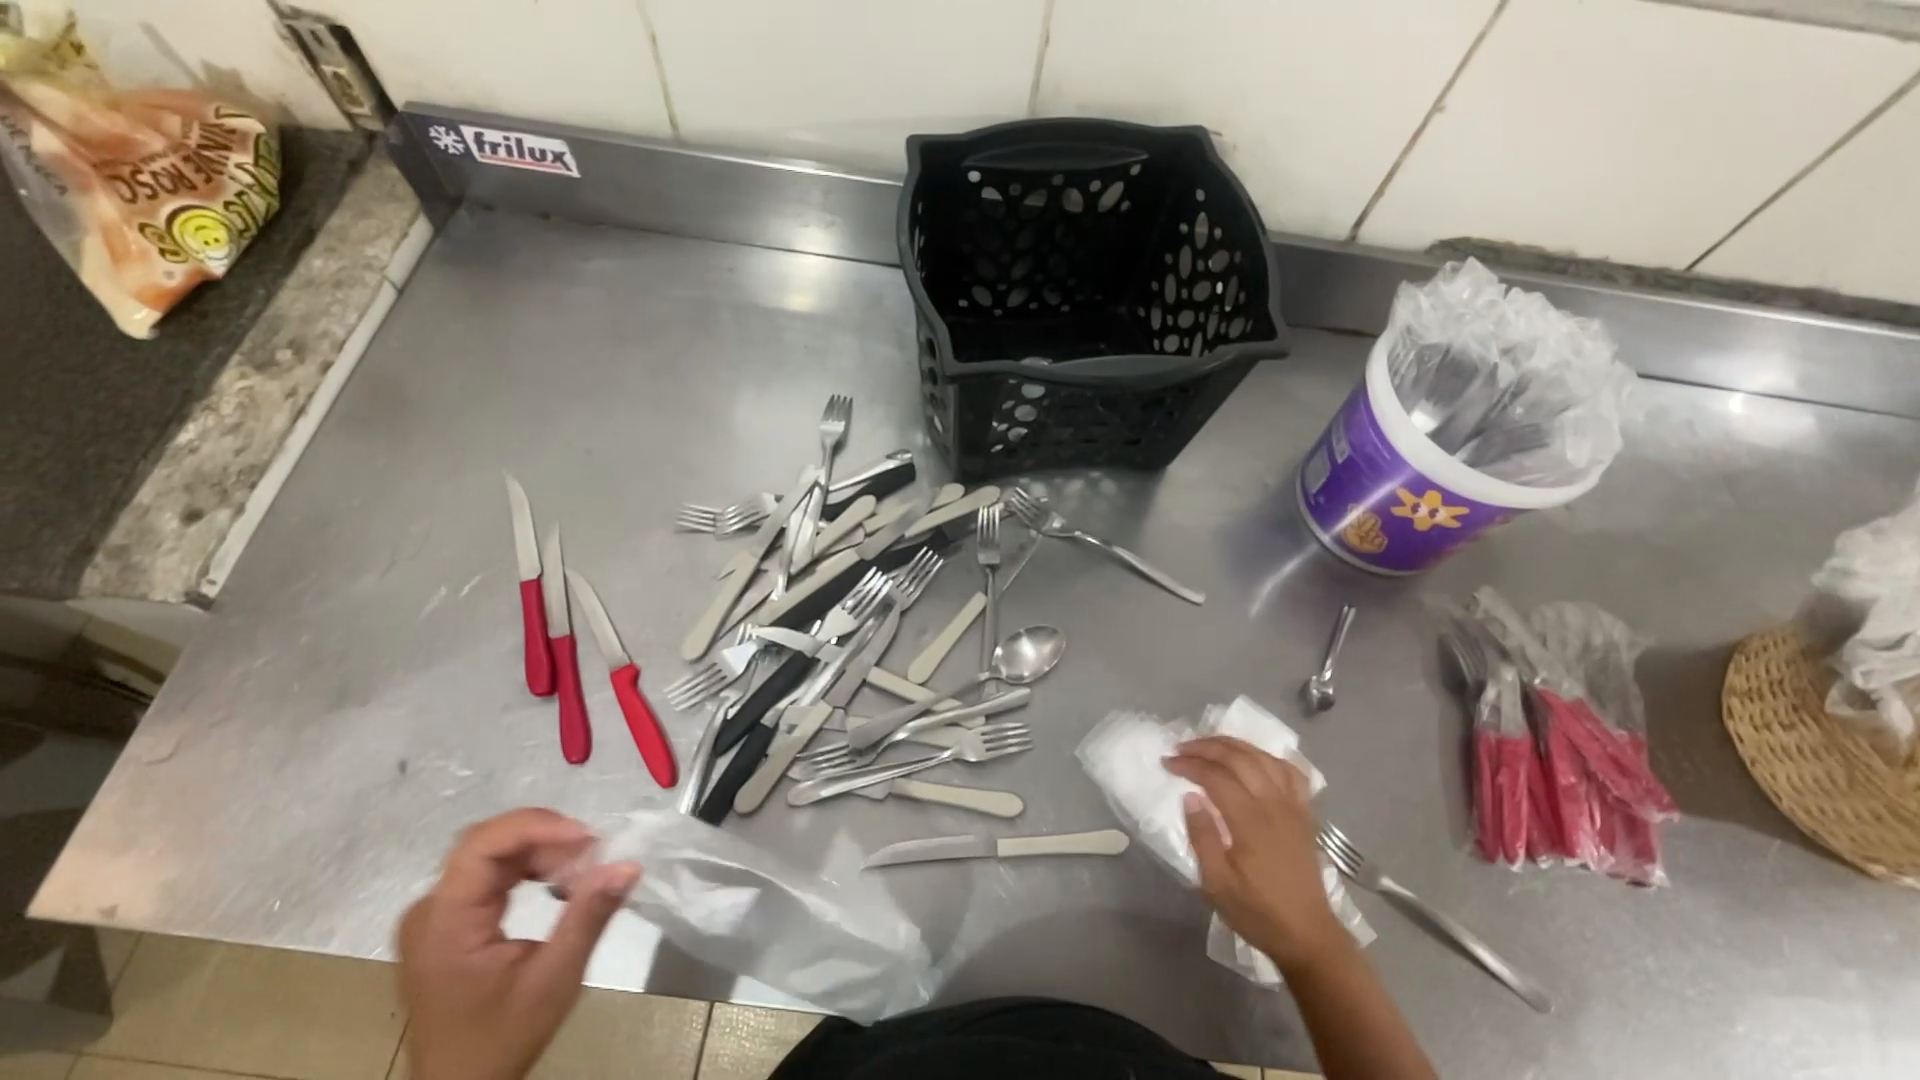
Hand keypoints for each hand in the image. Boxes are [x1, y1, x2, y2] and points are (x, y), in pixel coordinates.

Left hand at [398, 809, 638, 1079]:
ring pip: (489, 856)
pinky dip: (527, 870)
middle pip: (486, 845)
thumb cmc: (504, 1037)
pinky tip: (558, 882)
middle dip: (544, 838)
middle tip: (593, 852)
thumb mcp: (555, 979)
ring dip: (539, 852)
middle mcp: (429, 909)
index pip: (482, 846)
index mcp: (444, 922)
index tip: (587, 837)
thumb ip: (588, 916)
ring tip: (582, 867)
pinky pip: (487, 877)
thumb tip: (628, 866)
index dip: (536, 828)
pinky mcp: (446, 923)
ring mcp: (434, 916)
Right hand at [1164, 736, 1349, 975]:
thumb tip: (1189, 797)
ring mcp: (1294, 807)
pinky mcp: (1305, 815)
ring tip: (1211, 745)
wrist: (1308, 935)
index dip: (1189, 764)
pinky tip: (1256, 758)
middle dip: (1207, 747)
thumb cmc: (1257, 912)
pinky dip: (1271, 757)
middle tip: (1181, 748)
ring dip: (1235, 746)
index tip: (1167, 763)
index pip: (1216, 777)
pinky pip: (1292, 773)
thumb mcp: (1216, 884)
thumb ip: (1202, 837)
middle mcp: (1274, 806)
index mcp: (1250, 822)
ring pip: (1264, 759)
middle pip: (1240, 759)